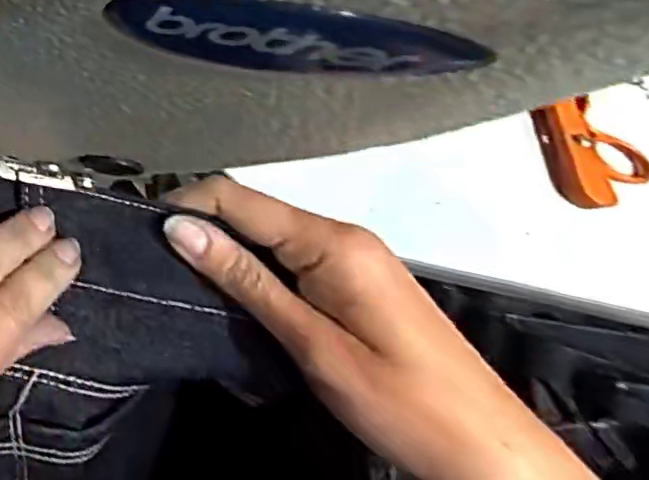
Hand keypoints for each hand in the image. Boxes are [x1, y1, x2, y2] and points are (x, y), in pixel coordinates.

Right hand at [162, 177, 593, 479]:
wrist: (500, 463)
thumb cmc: (407, 406)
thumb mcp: (314, 345)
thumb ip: (244, 280)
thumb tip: (179, 227)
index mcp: (332, 241)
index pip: (237, 196)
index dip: (187, 204)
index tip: (148, 231)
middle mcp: (342, 234)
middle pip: (251, 208)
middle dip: (203, 224)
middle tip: (162, 258)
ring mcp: (353, 255)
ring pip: (267, 230)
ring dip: (227, 246)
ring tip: (189, 274)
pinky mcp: (356, 278)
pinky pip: (289, 252)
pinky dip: (255, 263)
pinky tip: (238, 288)